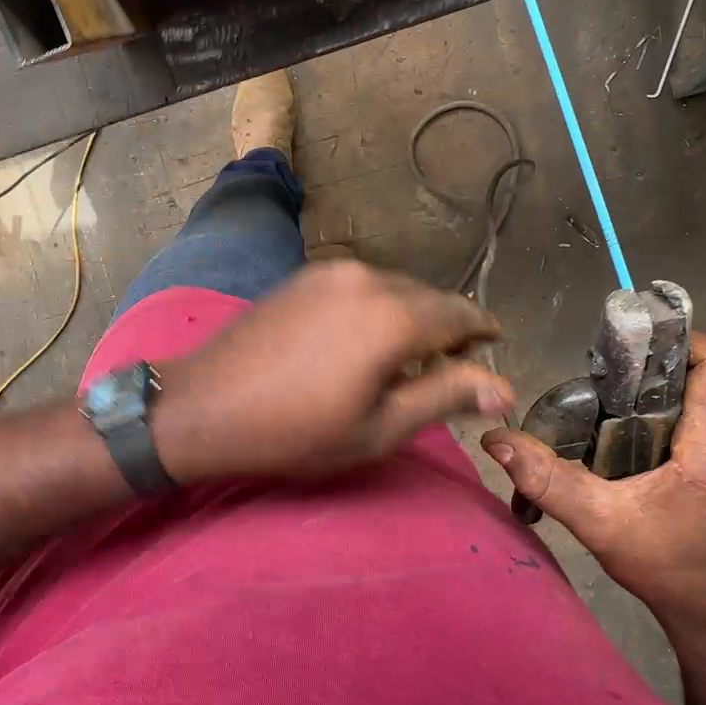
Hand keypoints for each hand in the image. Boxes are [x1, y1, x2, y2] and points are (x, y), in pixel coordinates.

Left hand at [152, 261, 514, 480]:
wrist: (203, 405)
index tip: (496, 345)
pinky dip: (376, 306)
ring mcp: (329, 272)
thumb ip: (443, 397)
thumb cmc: (293, 432)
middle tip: (452, 366)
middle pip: (428, 298)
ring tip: (406, 360)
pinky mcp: (302, 277)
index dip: (483, 331)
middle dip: (447, 327)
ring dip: (410, 316)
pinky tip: (364, 341)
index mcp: (393, 317)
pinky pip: (360, 286)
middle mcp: (366, 279)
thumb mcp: (377, 428)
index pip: (461, 315)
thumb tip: (503, 386)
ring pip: (393, 288)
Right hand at [480, 333, 705, 632]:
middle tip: (607, 391)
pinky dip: (680, 415)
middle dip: (658, 371)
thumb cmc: (672, 569)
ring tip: (616, 415)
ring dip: (667, 394)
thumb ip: (546, 479)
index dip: (679, 341)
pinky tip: (640, 442)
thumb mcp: (599, 524)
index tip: (627, 353)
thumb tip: (494, 441)